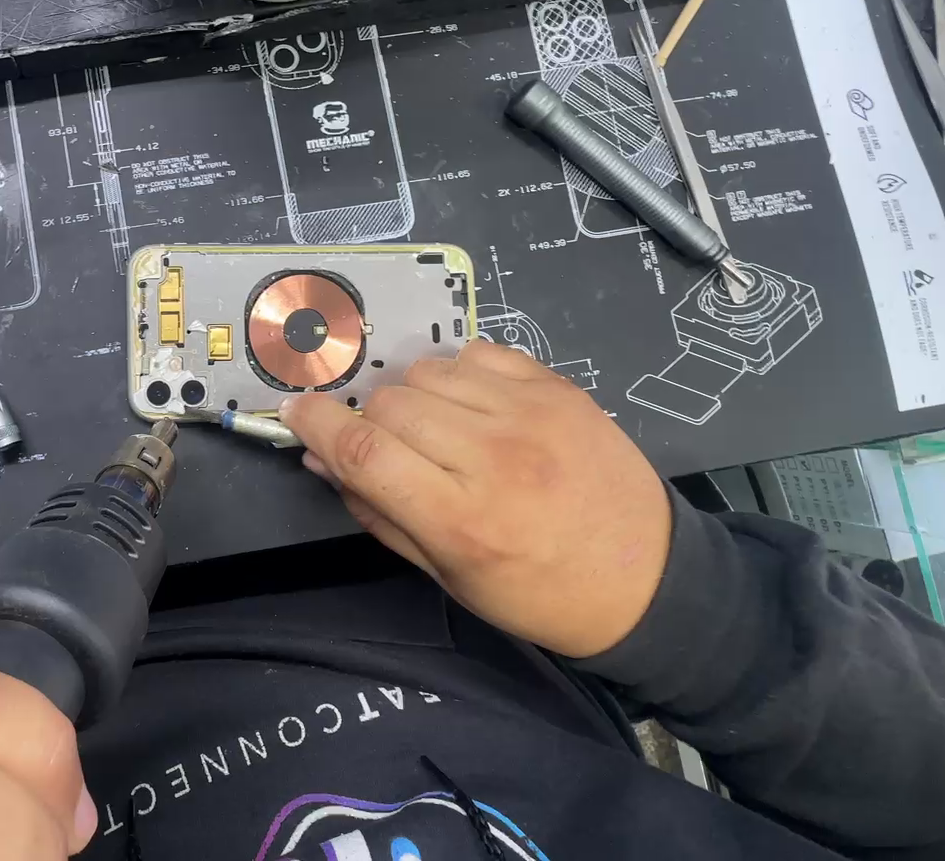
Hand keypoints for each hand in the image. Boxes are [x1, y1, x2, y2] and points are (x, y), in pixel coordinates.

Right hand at [280, 340, 671, 657]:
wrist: (650, 580)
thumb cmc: (536, 592)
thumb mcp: (445, 574)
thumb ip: (374, 511)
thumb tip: (320, 458)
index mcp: (461, 520)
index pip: (363, 450)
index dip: (316, 423)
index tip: (295, 413)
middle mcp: (493, 457)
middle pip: (387, 404)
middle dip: (369, 421)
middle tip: (392, 449)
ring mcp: (530, 414)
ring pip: (423, 373)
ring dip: (410, 398)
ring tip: (436, 429)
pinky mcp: (556, 387)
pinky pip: (472, 352)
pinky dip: (454, 374)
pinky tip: (471, 406)